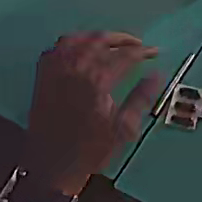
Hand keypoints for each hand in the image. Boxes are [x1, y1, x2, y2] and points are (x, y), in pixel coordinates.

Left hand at [23, 32, 162, 195]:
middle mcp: (75, 69)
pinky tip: (81, 47)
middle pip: (101, 40)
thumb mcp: (124, 128)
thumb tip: (157, 74)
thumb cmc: (92, 149)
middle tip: (137, 44)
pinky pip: (57, 47)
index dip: (142, 51)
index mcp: (98, 81)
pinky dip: (73, 42)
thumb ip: (141, 97)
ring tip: (112, 42)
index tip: (154, 52)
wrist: (53, 164)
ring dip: (98, 37)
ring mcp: (56, 70)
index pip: (125, 55)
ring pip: (78, 39)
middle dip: (122, 39)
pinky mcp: (43, 75)